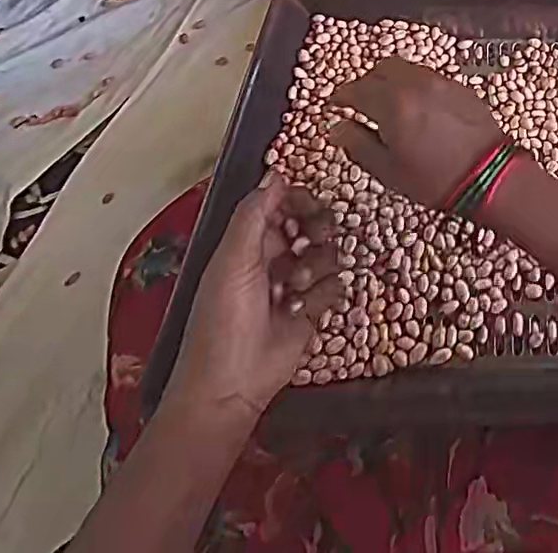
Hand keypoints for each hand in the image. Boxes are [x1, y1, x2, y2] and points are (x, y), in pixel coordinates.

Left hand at [169, 173, 342, 421]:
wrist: (231, 384)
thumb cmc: (222, 320)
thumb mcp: (233, 259)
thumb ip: (254, 213)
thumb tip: (275, 174)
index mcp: (250, 240)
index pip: (284, 203)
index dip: (299, 200)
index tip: (310, 205)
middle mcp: (275, 256)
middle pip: (312, 224)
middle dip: (316, 230)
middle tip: (309, 243)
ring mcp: (296, 282)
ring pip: (328, 253)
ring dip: (315, 267)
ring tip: (295, 288)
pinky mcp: (314, 308)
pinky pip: (335, 285)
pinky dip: (321, 295)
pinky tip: (301, 310)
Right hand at [326, 58, 502, 210]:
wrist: (492, 176)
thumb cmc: (437, 179)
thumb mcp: (389, 170)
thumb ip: (358, 144)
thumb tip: (337, 128)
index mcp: (392, 103)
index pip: (355, 89)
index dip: (340, 97)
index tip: (335, 105)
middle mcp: (415, 84)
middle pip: (379, 70)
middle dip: (365, 84)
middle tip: (359, 104)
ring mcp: (440, 82)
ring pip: (405, 69)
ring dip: (389, 80)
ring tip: (387, 104)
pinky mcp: (459, 87)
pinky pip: (427, 77)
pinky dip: (413, 85)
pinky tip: (416, 107)